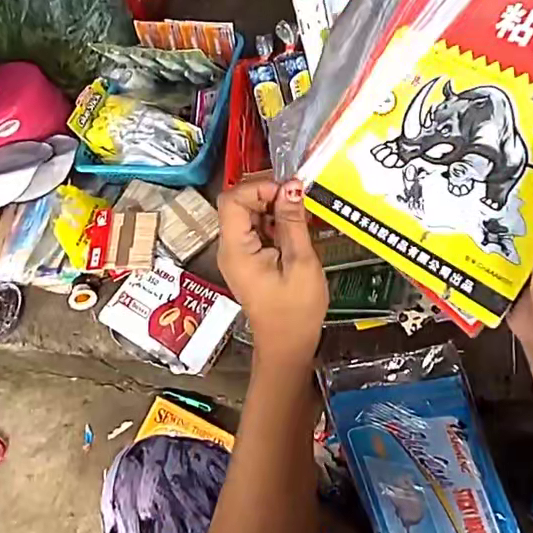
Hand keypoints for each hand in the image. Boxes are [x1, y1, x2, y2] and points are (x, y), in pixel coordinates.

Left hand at [217, 179, 326, 367]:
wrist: (288, 345)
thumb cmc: (296, 311)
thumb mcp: (301, 262)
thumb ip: (293, 222)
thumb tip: (292, 187)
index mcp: (236, 250)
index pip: (233, 200)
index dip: (260, 187)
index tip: (289, 191)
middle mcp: (230, 248)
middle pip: (238, 203)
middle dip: (269, 194)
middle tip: (299, 198)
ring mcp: (238, 253)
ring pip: (249, 213)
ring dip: (274, 206)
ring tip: (302, 213)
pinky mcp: (249, 257)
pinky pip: (257, 227)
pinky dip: (276, 220)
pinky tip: (296, 227)